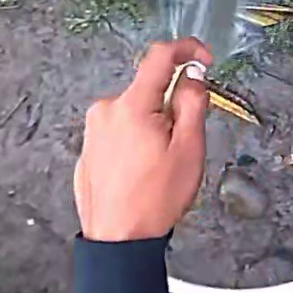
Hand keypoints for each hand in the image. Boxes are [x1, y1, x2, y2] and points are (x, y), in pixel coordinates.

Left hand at [74, 38, 213, 240]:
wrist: (118, 242)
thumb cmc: (155, 199)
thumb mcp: (189, 148)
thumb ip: (193, 102)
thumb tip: (191, 75)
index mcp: (133, 105)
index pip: (160, 55)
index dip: (188, 49)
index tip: (204, 59)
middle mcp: (107, 109)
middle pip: (149, 87)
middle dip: (171, 103)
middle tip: (182, 138)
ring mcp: (94, 128)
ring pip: (136, 109)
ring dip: (153, 123)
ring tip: (159, 161)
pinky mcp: (89, 145)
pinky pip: (120, 127)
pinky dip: (136, 138)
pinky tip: (142, 169)